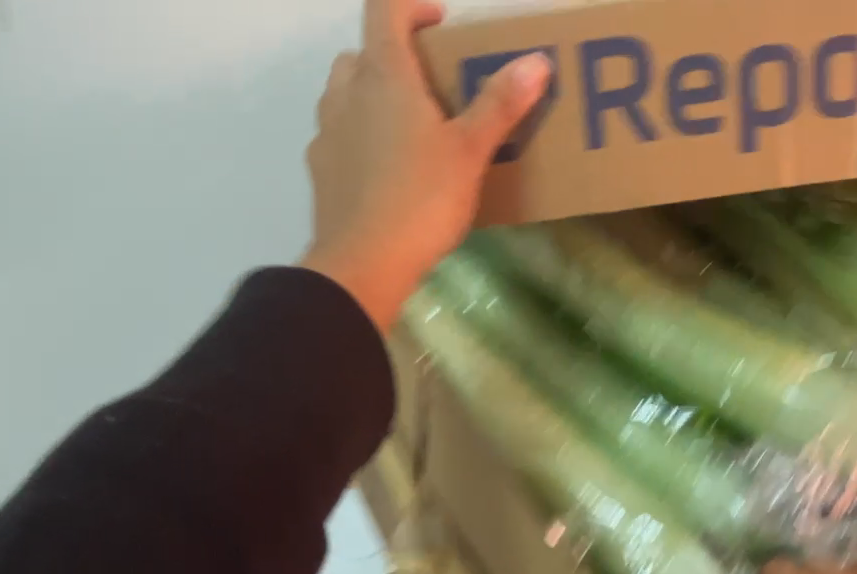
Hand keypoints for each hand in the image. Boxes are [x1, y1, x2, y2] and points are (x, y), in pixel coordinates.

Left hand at [300, 0, 551, 328]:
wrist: (362, 265)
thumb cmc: (420, 201)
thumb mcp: (469, 153)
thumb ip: (499, 105)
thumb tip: (536, 61)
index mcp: (384, 75)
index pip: (386, 8)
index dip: (413, 4)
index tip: (440, 22)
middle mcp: (346, 93)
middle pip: (362, 53)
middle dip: (394, 59)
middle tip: (429, 90)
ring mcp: (326, 133)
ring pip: (344, 94)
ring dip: (371, 98)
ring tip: (407, 133)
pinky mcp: (319, 172)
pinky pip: (338, 138)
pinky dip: (358, 140)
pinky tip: (383, 174)